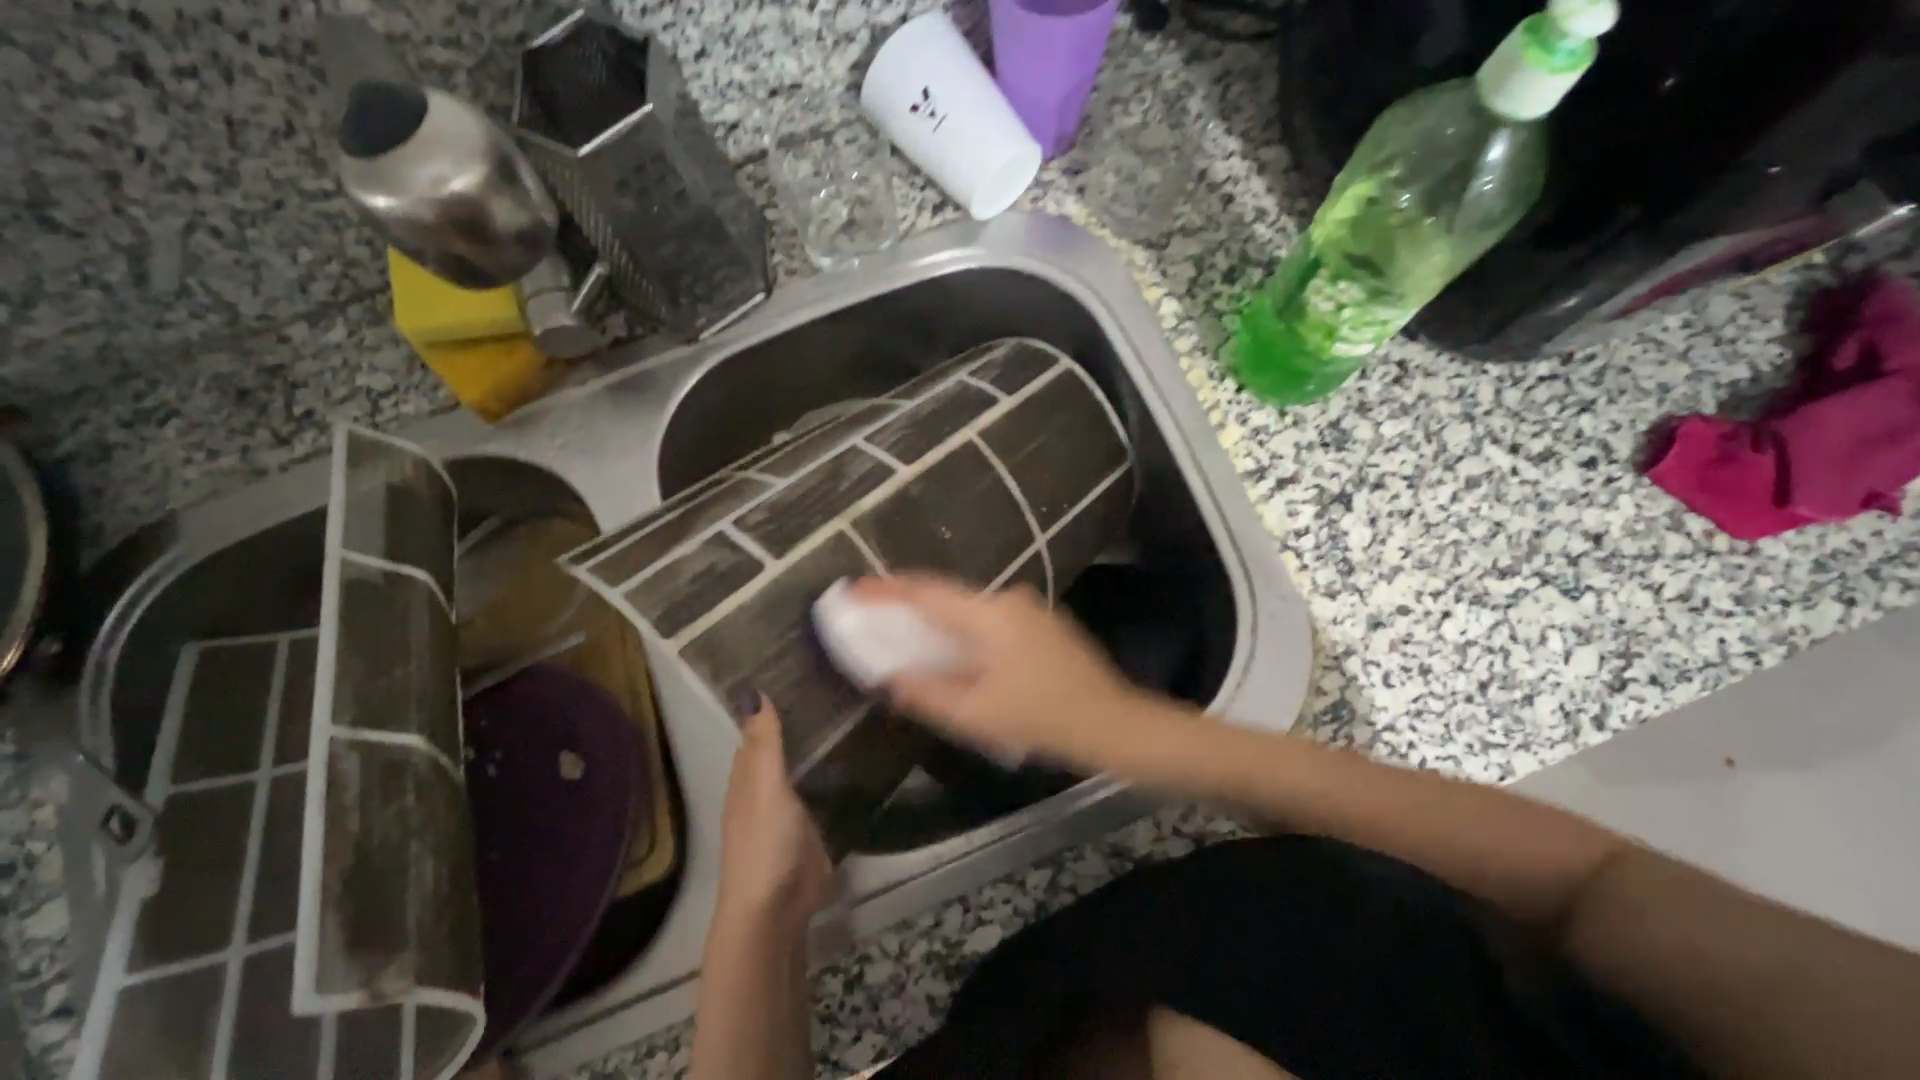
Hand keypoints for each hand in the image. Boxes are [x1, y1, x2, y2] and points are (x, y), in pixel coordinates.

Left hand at [716, 694, 833, 926]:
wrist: (777, 907)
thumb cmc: (764, 841)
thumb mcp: (764, 786)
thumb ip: (764, 743)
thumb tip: (752, 691)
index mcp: (747, 779)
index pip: (756, 734)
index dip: (770, 707)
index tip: (796, 673)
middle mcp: (766, 791)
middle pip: (781, 751)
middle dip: (800, 723)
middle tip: (835, 684)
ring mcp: (791, 813)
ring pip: (804, 771)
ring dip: (820, 748)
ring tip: (852, 711)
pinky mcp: (814, 831)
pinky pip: (823, 794)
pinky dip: (835, 776)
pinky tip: (858, 758)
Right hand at [848, 575, 1144, 767]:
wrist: (1113, 723)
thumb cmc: (1042, 718)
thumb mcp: (976, 714)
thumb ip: (927, 693)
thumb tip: (891, 679)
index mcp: (989, 614)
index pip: (925, 592)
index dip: (885, 590)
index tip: (852, 589)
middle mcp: (1009, 599)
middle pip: (946, 595)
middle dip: (908, 605)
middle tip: (874, 617)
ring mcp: (1031, 609)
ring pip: (969, 608)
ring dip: (937, 621)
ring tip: (907, 637)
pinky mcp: (1044, 625)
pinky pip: (990, 619)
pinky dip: (964, 631)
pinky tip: (955, 654)